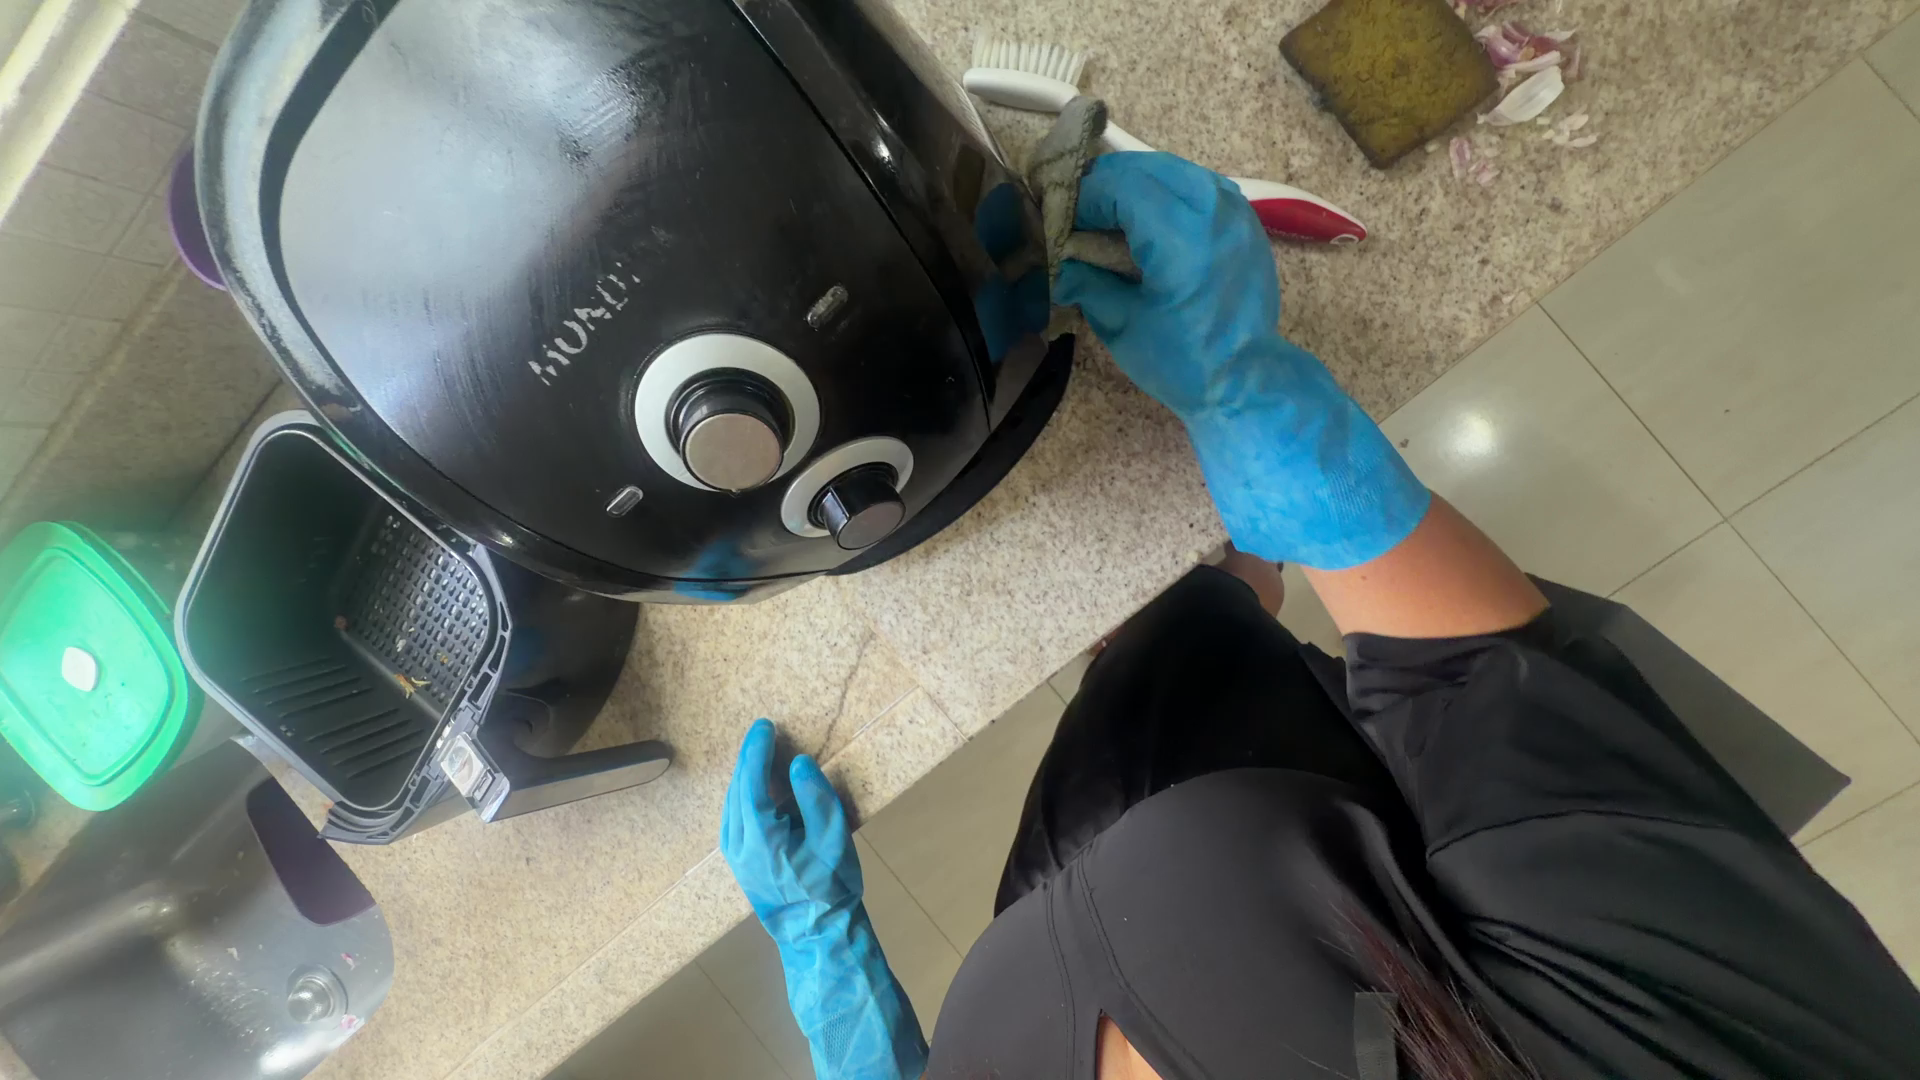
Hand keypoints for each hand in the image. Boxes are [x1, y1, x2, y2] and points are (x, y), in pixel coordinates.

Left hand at [720, 720, 926, 1079]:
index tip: (765, 726)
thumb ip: (815, 797)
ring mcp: (736, 858)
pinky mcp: (740, 865)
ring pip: (731, 805)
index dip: (756, 750)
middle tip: (763, 733)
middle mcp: (739, 845)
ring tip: (759, 754)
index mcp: (761, 836)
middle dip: (748, 759)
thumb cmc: (831, 887)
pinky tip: (756, 790)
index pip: (751, 782)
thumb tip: (796, 763)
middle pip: (737, 790)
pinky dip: (743, 795)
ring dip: (744, 776)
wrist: (819, 938)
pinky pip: (734, 818)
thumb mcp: (833, 837)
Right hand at [1054, 152, 1428, 568]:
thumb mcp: (1121, 326)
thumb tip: (1055, 259)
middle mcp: (1212, 207)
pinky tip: (1145, 227)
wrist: (1245, 381)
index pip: (1116, 185)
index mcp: (1180, 235)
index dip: (1079, 198)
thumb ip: (1084, 281)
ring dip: (1132, 186)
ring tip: (1108, 221)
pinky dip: (1162, 194)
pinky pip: (1194, 184)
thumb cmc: (1181, 363)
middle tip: (1076, 220)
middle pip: (1142, 166)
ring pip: (1170, 168)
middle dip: (1103, 187)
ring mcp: (1235, 207)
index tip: (1057, 221)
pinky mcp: (1244, 217)